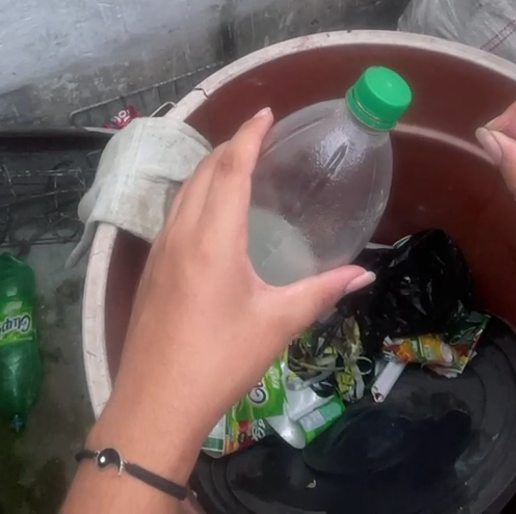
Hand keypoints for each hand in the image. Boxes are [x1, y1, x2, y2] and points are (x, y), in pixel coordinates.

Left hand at [89, 108, 374, 479]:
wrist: (154, 402)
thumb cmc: (219, 360)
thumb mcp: (276, 325)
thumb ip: (320, 292)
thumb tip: (363, 273)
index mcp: (213, 237)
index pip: (231, 167)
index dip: (249, 134)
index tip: (267, 113)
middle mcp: (183, 231)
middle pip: (205, 169)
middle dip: (231, 144)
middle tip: (261, 136)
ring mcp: (161, 247)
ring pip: (185, 188)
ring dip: (211, 166)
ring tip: (239, 163)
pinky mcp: (152, 264)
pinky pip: (175, 209)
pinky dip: (197, 190)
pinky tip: (212, 209)